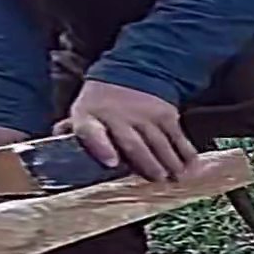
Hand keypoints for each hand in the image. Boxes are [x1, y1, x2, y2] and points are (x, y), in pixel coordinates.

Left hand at [62, 80, 197, 181]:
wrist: (132, 75)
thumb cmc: (104, 102)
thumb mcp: (82, 111)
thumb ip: (76, 129)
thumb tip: (62, 147)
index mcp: (90, 116)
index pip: (90, 131)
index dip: (101, 148)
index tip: (112, 163)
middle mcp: (118, 117)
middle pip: (134, 144)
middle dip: (147, 163)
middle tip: (158, 179)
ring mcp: (146, 117)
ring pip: (160, 143)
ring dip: (170, 162)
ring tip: (177, 177)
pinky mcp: (168, 117)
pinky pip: (179, 138)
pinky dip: (187, 153)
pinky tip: (191, 166)